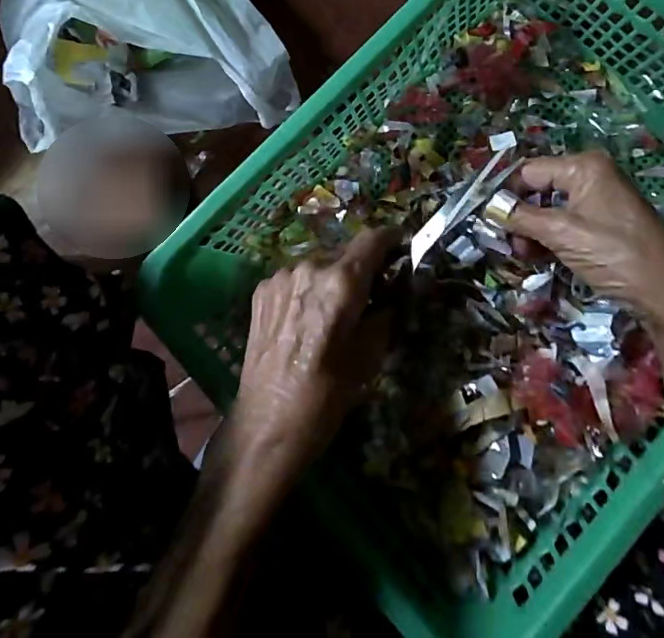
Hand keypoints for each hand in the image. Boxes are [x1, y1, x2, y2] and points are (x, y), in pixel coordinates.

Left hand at [226, 227, 395, 483]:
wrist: (268, 424)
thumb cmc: (327, 395)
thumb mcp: (371, 355)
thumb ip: (386, 312)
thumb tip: (393, 292)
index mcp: (341, 283)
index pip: (372, 240)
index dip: (391, 238)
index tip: (401, 245)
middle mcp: (309, 268)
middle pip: (344, 253)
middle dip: (361, 268)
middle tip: (370, 294)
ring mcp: (281, 277)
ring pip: (318, 266)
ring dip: (331, 280)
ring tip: (333, 313)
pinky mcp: (261, 290)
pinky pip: (295, 280)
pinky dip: (306, 291)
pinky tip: (305, 321)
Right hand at [503, 150, 663, 326]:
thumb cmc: (614, 254)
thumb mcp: (562, 234)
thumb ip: (520, 217)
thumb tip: (488, 208)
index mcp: (583, 167)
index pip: (529, 171)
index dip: (505, 193)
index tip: (484, 218)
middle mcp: (591, 176)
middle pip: (539, 189)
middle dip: (519, 216)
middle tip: (508, 245)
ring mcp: (600, 201)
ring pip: (550, 209)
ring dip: (533, 232)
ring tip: (525, 257)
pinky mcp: (604, 224)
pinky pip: (567, 224)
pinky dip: (551, 239)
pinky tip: (541, 258)